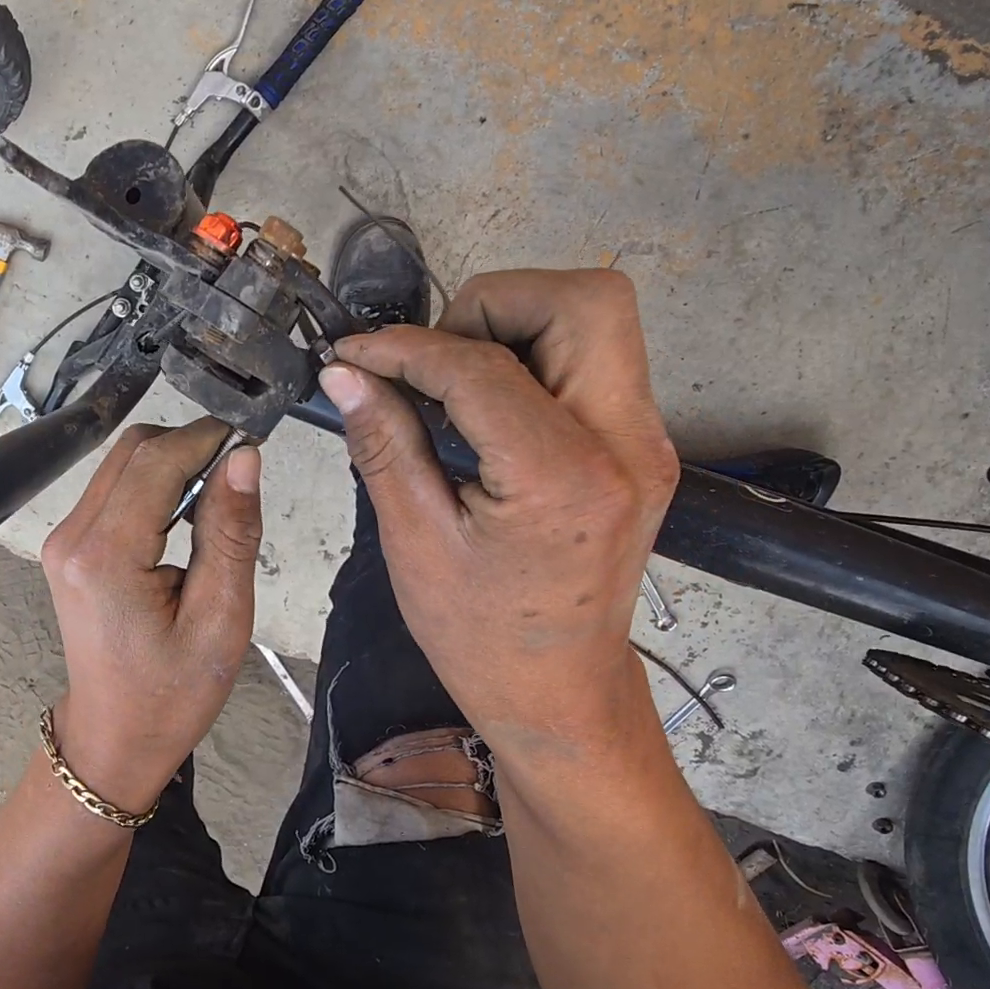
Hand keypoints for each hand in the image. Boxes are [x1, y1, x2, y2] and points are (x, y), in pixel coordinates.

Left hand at [41, 419, 264, 812]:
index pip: (156, 462)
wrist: (115, 732)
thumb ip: (230, 533)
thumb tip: (243, 458)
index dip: (206, 439)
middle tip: (237, 473)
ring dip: (171, 465)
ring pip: (120, 464)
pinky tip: (183, 517)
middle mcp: (72, 537)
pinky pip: (111, 490)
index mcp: (106, 557)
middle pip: (132, 452)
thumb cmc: (172, 693)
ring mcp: (62, 540)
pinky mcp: (67, 546)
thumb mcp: (220, 620)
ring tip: (216, 501)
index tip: (251, 441)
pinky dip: (151, 487)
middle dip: (188, 446)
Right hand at [318, 269, 678, 751]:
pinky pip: (592, 359)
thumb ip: (383, 444)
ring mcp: (644, 440)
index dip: (403, 348)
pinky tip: (478, 404)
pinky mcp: (638, 444)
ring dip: (513, 324)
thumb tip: (345, 375)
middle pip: (583, 299)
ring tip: (448, 379)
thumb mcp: (415, 541)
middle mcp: (626, 442)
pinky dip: (529, 356)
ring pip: (596, 317)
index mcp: (562, 477)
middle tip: (427, 359)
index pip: (480, 367)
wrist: (558, 689)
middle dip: (488, 305)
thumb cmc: (479, 633)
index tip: (351, 355)